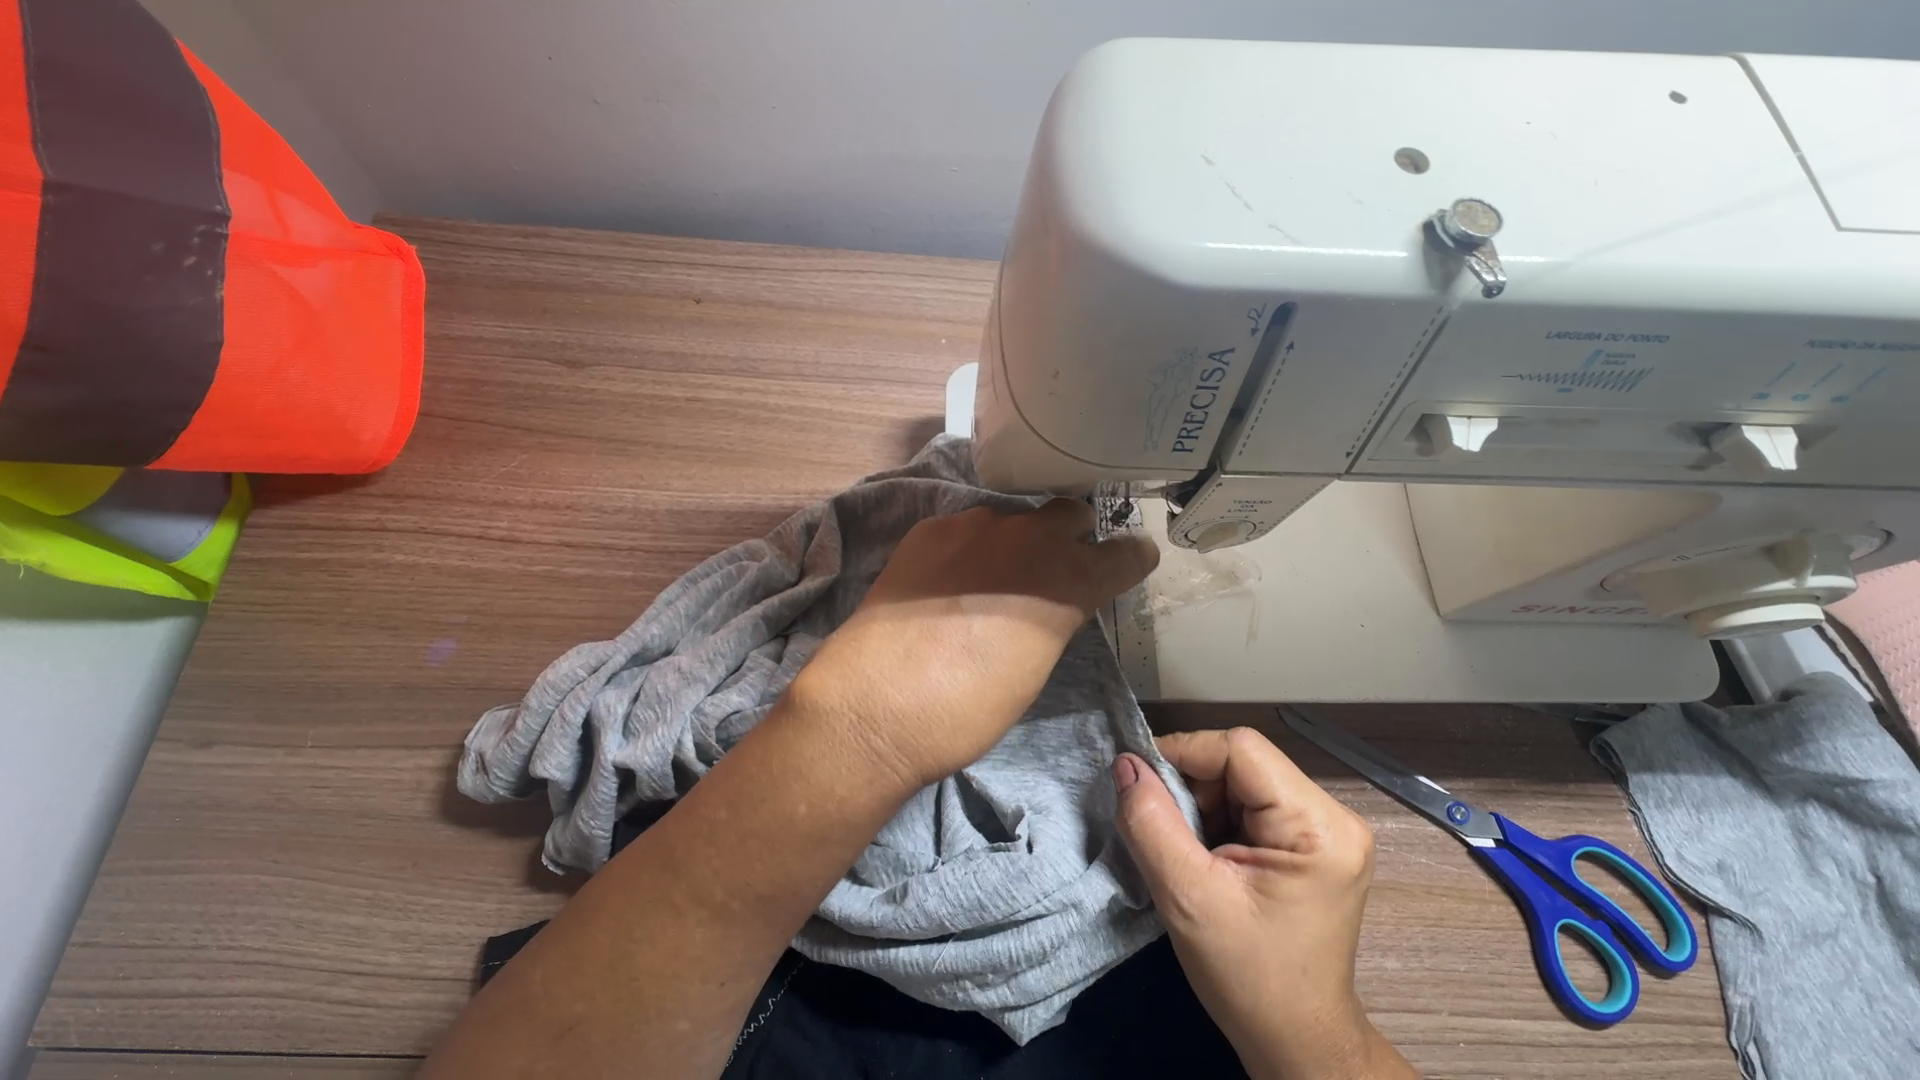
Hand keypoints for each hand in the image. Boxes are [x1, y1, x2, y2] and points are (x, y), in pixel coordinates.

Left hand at [789, 498, 1157, 789]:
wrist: (878, 704)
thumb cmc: (969, 710)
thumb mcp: (1037, 667)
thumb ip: (1054, 618)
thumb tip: (1048, 602)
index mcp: (1071, 583)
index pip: (1127, 553)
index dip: (1128, 559)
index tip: (1125, 564)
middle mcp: (1031, 540)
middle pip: (1069, 514)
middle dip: (1069, 536)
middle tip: (1048, 570)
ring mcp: (977, 526)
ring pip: (1011, 519)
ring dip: (1010, 543)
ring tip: (982, 583)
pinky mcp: (930, 528)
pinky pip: (963, 529)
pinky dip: (963, 550)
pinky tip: (941, 583)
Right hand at [1112, 729, 1416, 1079]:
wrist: (1293, 1040)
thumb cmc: (1247, 978)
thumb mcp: (1187, 898)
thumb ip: (1151, 823)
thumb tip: (1126, 764)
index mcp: (1319, 827)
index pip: (1241, 749)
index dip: (1182, 753)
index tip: (1137, 781)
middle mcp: (1332, 817)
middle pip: (1242, 763)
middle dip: (1190, 787)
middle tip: (1159, 827)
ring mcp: (1325, 831)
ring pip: (1241, 782)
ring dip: (1199, 804)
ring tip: (1181, 849)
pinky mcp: (1309, 845)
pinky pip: (1249, 806)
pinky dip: (1214, 821)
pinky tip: (1201, 856)